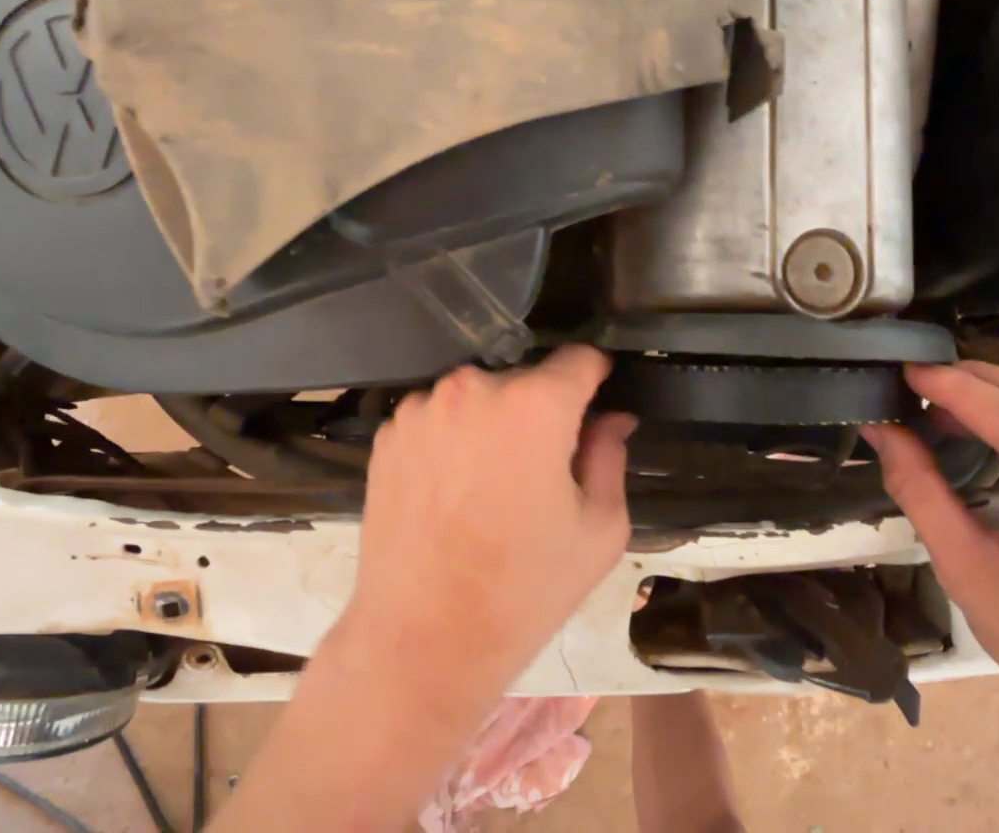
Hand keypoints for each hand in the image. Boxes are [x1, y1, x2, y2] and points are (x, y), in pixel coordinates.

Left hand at [220, 346, 634, 832]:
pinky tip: (452, 494)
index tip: (596, 410)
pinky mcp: (388, 436)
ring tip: (491, 489)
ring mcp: (421, 409)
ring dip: (492, 425)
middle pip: (525, 381)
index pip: (580, 359)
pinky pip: (437, 420)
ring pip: (477, 399)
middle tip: (542, 472)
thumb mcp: (598, 529)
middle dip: (541, 412)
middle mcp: (472, 389)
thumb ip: (609, 457)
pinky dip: (452, 441)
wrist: (421, 639)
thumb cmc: (524, 590)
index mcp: (534, 405)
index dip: (595, 382)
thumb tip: (610, 419)